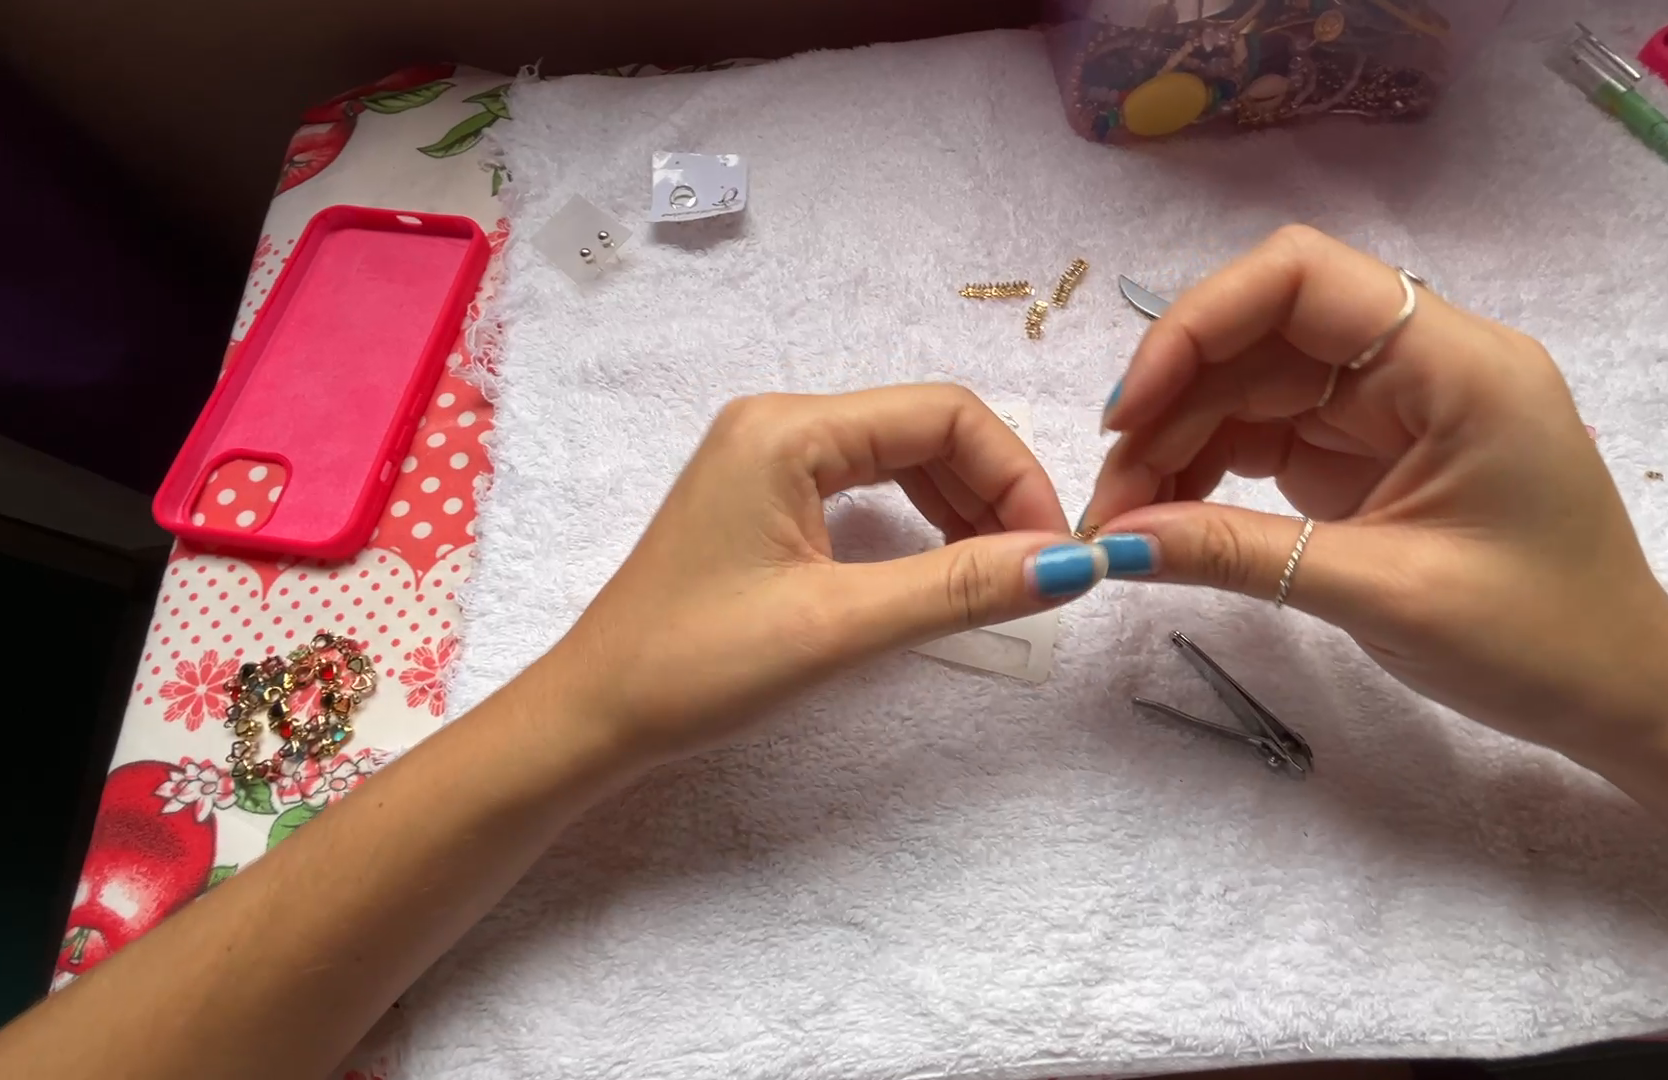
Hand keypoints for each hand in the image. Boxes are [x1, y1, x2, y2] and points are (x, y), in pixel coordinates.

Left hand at [540, 385, 1104, 763]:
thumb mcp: (840, 625)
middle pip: (923, 429)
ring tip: (995, 569)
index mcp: (788, 429)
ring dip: (959, 505)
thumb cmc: (699, 668)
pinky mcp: (763, 496)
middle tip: (1033, 567)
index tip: (1054, 551)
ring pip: (897, 457)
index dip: (1015, 474)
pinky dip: (916, 518)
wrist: (594, 715)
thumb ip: (959, 588)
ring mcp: (767, 457)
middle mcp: (779, 423)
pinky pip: (863, 486)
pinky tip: (939, 558)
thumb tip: (1072, 563)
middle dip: (991, 490)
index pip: (943, 414)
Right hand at [1083, 226, 1667, 761]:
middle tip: (1108, 507)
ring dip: (1164, 452)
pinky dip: (1190, 478)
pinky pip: (1241, 440)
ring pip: (1230, 394)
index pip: (1297, 279)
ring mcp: (1366, 407)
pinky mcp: (1338, 450)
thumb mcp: (1377, 593)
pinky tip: (1160, 523)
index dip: (1192, 327)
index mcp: (1451, 365)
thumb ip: (1235, 555)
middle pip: (1244, 343)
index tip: (1126, 415)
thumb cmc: (1537, 641)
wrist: (1609, 695)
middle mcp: (1403, 363)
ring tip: (1121, 528)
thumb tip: (1109, 546)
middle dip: (1161, 416)